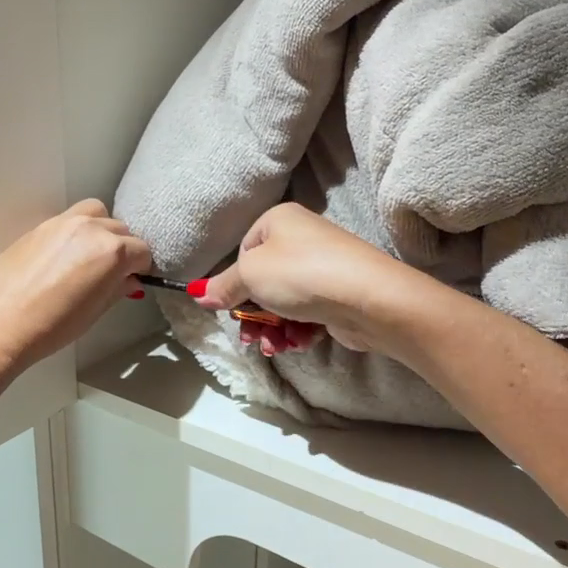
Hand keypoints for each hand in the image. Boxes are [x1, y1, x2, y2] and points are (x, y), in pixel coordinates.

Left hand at [0, 200, 150, 372]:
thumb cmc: (51, 326)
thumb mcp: (95, 311)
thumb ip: (117, 289)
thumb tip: (129, 280)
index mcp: (111, 251)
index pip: (142, 251)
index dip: (142, 268)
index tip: (134, 281)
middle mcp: (91, 228)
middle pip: (122, 230)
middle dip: (123, 250)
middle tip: (113, 274)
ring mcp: (63, 223)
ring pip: (97, 215)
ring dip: (102, 231)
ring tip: (91, 257)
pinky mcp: (40, 226)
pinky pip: (71, 219)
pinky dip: (78, 231)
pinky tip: (66, 257)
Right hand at [194, 203, 418, 355]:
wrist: (369, 299)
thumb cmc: (301, 275)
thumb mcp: (250, 276)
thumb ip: (222, 286)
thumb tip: (198, 294)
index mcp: (279, 221)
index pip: (244, 252)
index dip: (236, 282)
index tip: (234, 306)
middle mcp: (302, 239)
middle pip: (262, 282)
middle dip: (254, 314)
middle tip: (251, 336)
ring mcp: (322, 268)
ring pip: (283, 303)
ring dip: (273, 329)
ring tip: (274, 346)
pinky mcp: (338, 296)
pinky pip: (307, 314)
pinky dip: (298, 331)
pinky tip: (299, 343)